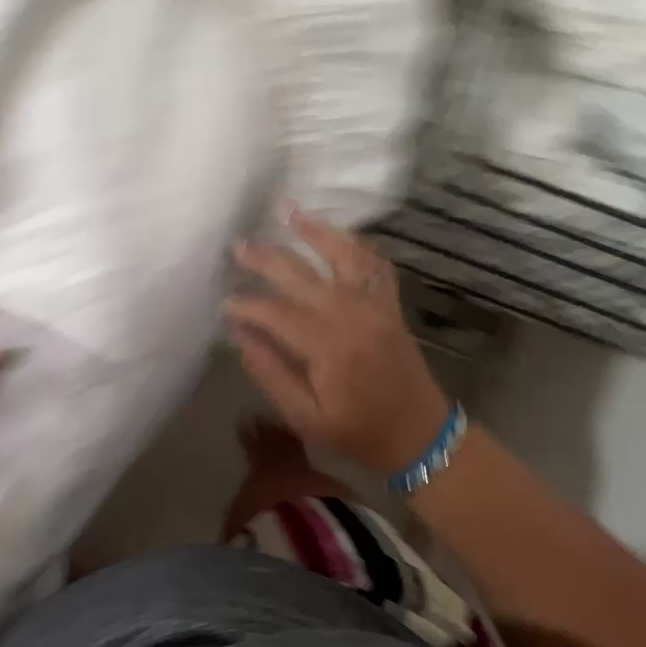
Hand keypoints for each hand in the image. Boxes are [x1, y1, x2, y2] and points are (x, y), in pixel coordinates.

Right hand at [224, 206, 448, 476]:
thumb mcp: (306, 417)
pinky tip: (338, 233)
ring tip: (288, 210)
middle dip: (266, 258)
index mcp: (328, 345)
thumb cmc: (359, 432)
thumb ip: (271, 374)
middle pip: (301, 273)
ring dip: (314, 230)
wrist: (421, 436)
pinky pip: (375, 264)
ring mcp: (375, 305)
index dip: (247, 305)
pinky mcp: (390, 305)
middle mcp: (351, 314)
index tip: (224, 304)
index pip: (275, 312)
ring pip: (343, 254)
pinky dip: (357, 244)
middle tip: (238, 246)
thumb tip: (241, 337)